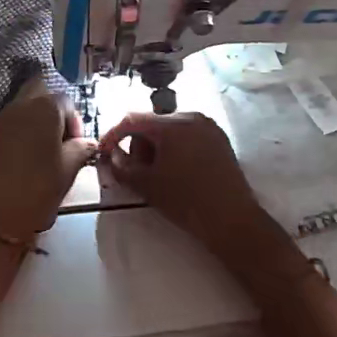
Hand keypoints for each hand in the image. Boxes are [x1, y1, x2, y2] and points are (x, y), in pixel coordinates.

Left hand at [0, 78, 94, 243]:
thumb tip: (88, 142)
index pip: (66, 100)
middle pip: (40, 90)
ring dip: (35, 118)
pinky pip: (8, 120)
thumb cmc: (40, 189)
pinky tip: (24, 154)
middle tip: (59, 137)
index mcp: (45, 108)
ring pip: (22, 104)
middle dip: (53, 108)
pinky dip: (19, 128)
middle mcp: (20, 105)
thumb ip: (82, 148)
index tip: (77, 144)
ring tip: (42, 147)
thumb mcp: (70, 168)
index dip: (75, 121)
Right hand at [99, 112, 274, 259]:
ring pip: (172, 129)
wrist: (232, 219)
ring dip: (157, 146)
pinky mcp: (220, 139)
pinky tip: (176, 171)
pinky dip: (176, 148)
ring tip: (157, 174)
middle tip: (136, 170)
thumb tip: (112, 155)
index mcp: (172, 124)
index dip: (114, 134)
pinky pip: (189, 136)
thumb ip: (122, 166)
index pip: (133, 120)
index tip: (105, 151)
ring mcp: (209, 126)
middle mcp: (192, 117)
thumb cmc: (186, 201)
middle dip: (139, 143)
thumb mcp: (147, 185)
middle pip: (153, 123)